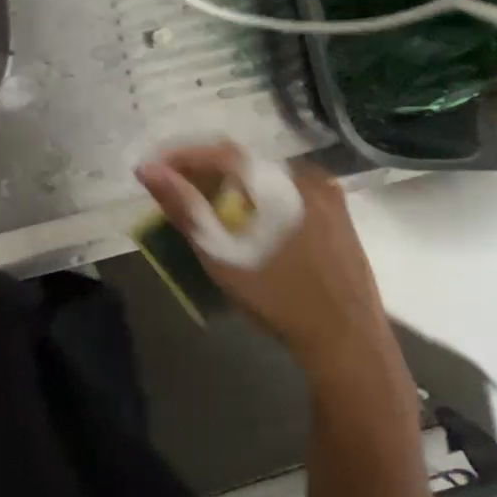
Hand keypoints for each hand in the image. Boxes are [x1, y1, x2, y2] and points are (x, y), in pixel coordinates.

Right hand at [135, 142, 394, 370]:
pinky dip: (256, 200)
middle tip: (173, 192)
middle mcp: (308, 179)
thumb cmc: (280, 298)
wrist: (348, 344)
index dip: (181, 157)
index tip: (152, 171)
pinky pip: (286, 194)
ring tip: (202, 208)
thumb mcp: (222, 255)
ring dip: (228, 187)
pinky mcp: (337, 217)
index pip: (221, 152)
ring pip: (264, 178)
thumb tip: (147, 170)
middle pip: (243, 163)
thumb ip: (184, 208)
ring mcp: (327, 197)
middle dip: (202, 173)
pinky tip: (243, 224)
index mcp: (281, 183)